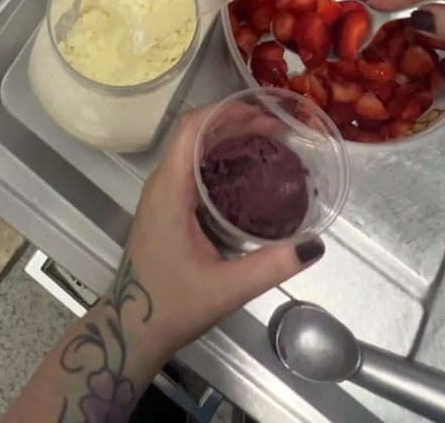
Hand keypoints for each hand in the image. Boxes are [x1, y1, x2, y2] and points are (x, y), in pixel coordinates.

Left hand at [113, 107, 323, 362]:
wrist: (130, 331)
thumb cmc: (170, 306)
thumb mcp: (226, 289)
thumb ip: (270, 266)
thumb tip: (314, 245)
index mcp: (170, 190)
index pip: (192, 128)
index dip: (226, 111)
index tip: (262, 114)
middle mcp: (161, 182)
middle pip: (195, 131)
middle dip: (234, 121)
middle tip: (276, 128)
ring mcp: (160, 193)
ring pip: (191, 146)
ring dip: (226, 136)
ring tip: (265, 140)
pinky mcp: (164, 205)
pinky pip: (190, 164)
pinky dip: (217, 155)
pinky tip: (244, 169)